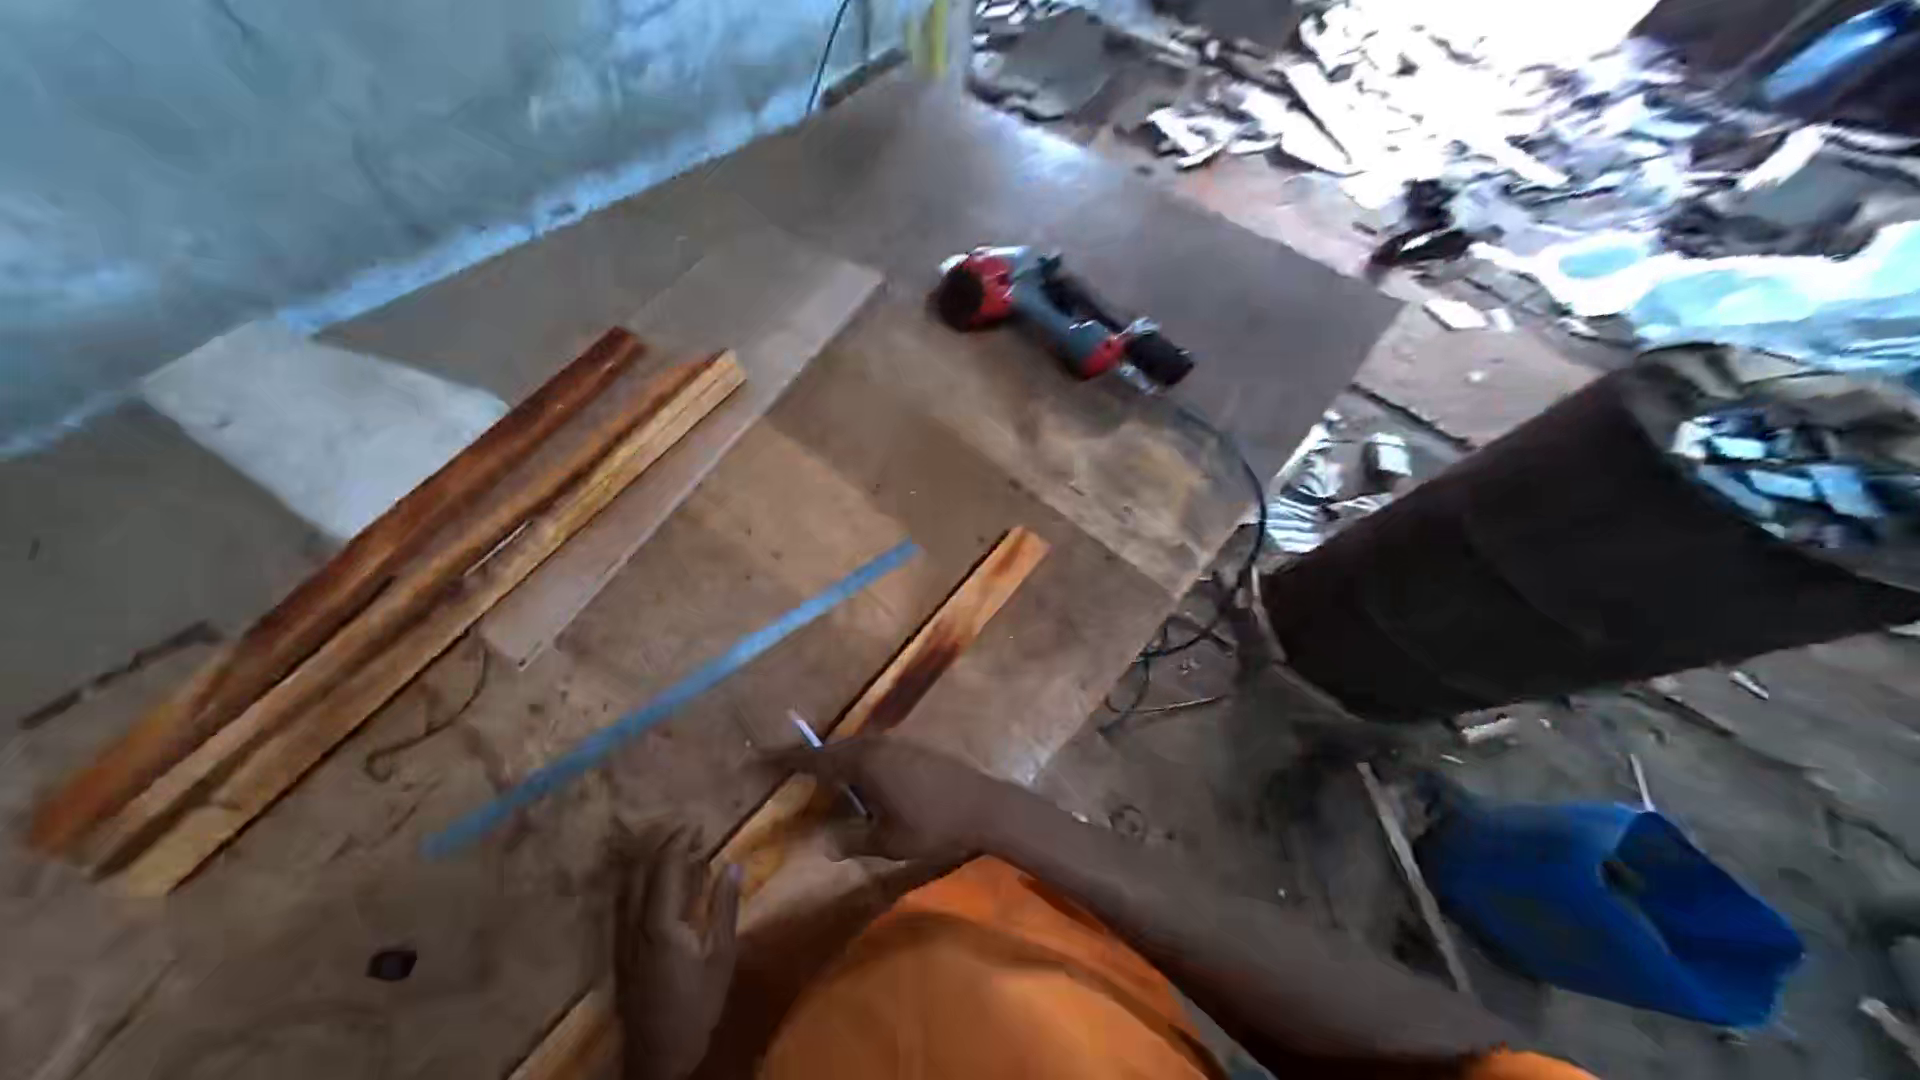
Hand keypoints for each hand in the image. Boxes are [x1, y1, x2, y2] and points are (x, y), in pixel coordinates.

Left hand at [613, 826, 739, 1079]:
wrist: (658, 1058)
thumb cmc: (697, 1007)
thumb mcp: (720, 957)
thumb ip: (725, 908)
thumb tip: (733, 864)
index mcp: (660, 925)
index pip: (665, 868)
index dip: (680, 841)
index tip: (698, 824)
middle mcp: (634, 927)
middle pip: (640, 872)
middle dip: (662, 845)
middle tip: (687, 831)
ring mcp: (622, 940)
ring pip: (627, 887)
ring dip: (648, 861)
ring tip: (673, 849)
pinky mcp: (619, 953)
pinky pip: (624, 904)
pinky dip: (640, 882)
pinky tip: (656, 883)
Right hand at [773, 736, 1037, 860]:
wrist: (985, 805)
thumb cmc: (933, 824)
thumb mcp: (887, 840)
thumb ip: (852, 840)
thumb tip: (824, 843)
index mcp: (865, 762)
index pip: (816, 759)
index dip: (785, 759)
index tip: (757, 758)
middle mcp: (879, 745)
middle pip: (835, 749)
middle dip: (811, 761)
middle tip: (787, 773)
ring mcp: (900, 743)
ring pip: (857, 749)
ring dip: (838, 762)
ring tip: (822, 781)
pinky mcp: (916, 748)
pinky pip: (876, 751)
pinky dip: (860, 764)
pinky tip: (863, 783)